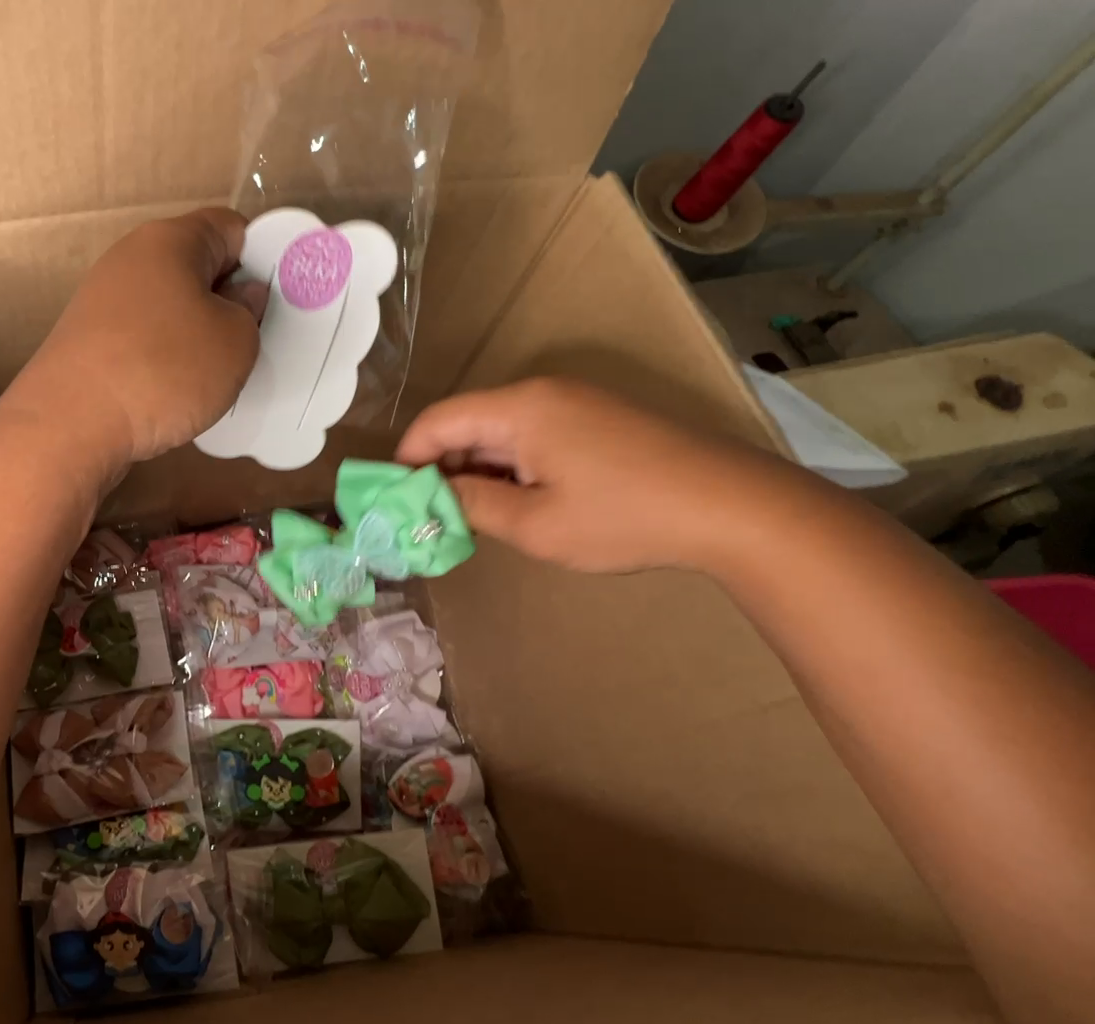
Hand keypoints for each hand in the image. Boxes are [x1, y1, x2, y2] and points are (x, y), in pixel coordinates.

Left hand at [11, 208, 266, 463]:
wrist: (69, 426)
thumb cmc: (162, 371)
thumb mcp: (234, 343)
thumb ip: (249, 313)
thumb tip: (239, 297)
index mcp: (170, 240)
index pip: (231, 228)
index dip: (262, 259)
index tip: (279, 300)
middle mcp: (130, 260)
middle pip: (197, 269)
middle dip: (229, 302)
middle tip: (255, 342)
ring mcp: (103, 304)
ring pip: (169, 310)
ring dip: (197, 337)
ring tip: (217, 376)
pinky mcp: (88, 345)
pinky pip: (143, 342)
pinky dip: (164, 362)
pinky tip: (175, 395)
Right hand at [395, 377, 810, 573]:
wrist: (732, 507)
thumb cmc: (623, 517)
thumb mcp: (534, 524)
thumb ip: (470, 506)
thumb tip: (430, 498)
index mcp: (519, 409)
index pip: (437, 421)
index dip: (408, 459)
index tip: (395, 500)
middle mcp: (541, 393)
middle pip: (466, 423)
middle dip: (440, 468)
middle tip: (430, 517)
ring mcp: (573, 403)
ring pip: (498, 431)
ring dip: (476, 470)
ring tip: (470, 518)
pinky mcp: (596, 419)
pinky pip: (531, 436)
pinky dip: (510, 467)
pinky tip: (517, 503)